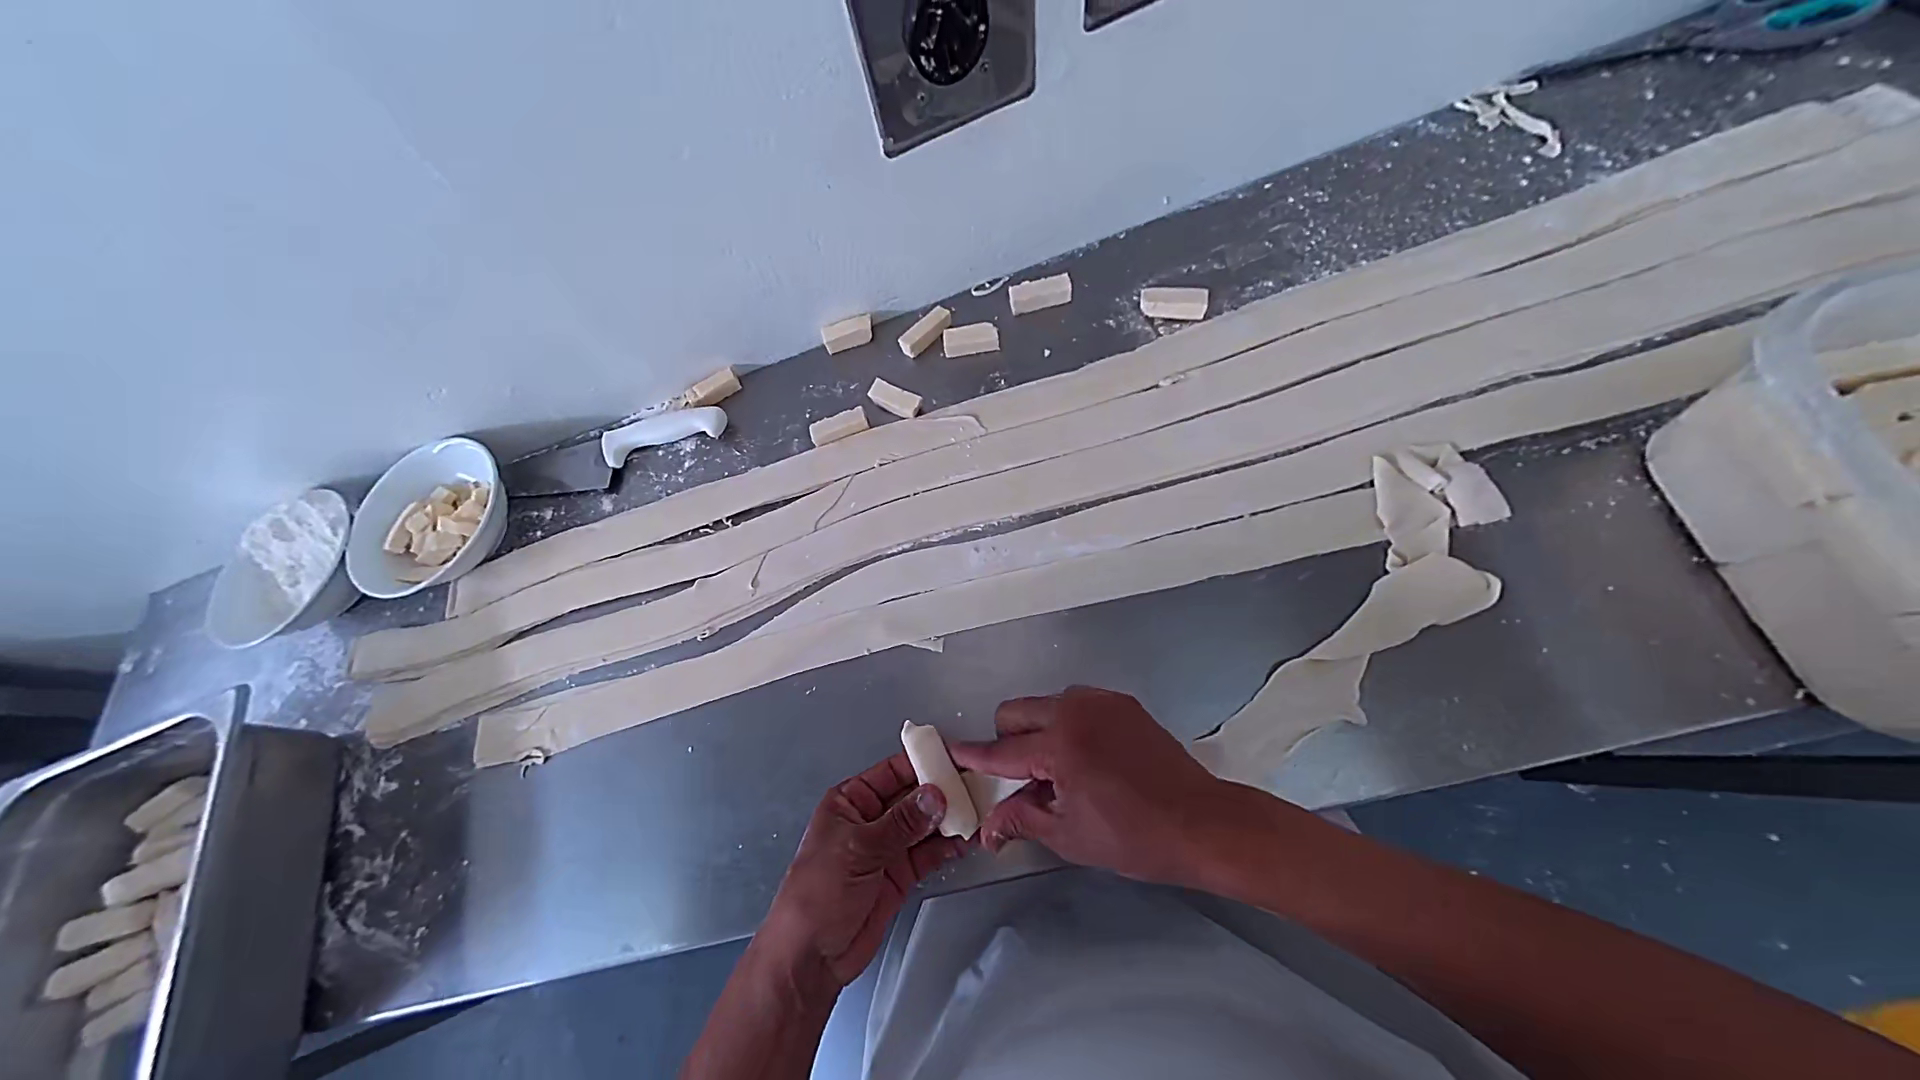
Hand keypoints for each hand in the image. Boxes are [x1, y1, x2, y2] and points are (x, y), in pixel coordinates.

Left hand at [756, 753, 967, 991]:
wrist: (811, 958)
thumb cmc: (817, 893)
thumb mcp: (859, 849)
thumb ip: (901, 823)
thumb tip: (935, 796)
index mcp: (851, 801)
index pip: (892, 772)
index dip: (922, 763)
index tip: (954, 759)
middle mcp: (871, 818)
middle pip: (913, 796)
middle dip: (943, 791)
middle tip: (977, 786)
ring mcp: (888, 847)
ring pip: (926, 824)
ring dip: (951, 819)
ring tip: (980, 811)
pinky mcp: (901, 874)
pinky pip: (929, 852)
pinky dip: (949, 846)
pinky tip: (967, 839)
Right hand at [949, 686, 1253, 886]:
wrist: (1204, 823)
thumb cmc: (1135, 838)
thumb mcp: (1070, 836)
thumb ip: (1022, 820)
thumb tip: (988, 826)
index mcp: (1059, 746)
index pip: (1001, 751)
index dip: (973, 757)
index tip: (953, 754)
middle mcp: (1075, 711)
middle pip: (1015, 711)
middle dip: (1006, 741)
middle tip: (1022, 778)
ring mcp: (1102, 702)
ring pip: (1046, 703)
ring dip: (1039, 729)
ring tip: (1060, 769)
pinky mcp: (1123, 703)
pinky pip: (1077, 703)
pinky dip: (1069, 723)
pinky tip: (1089, 756)